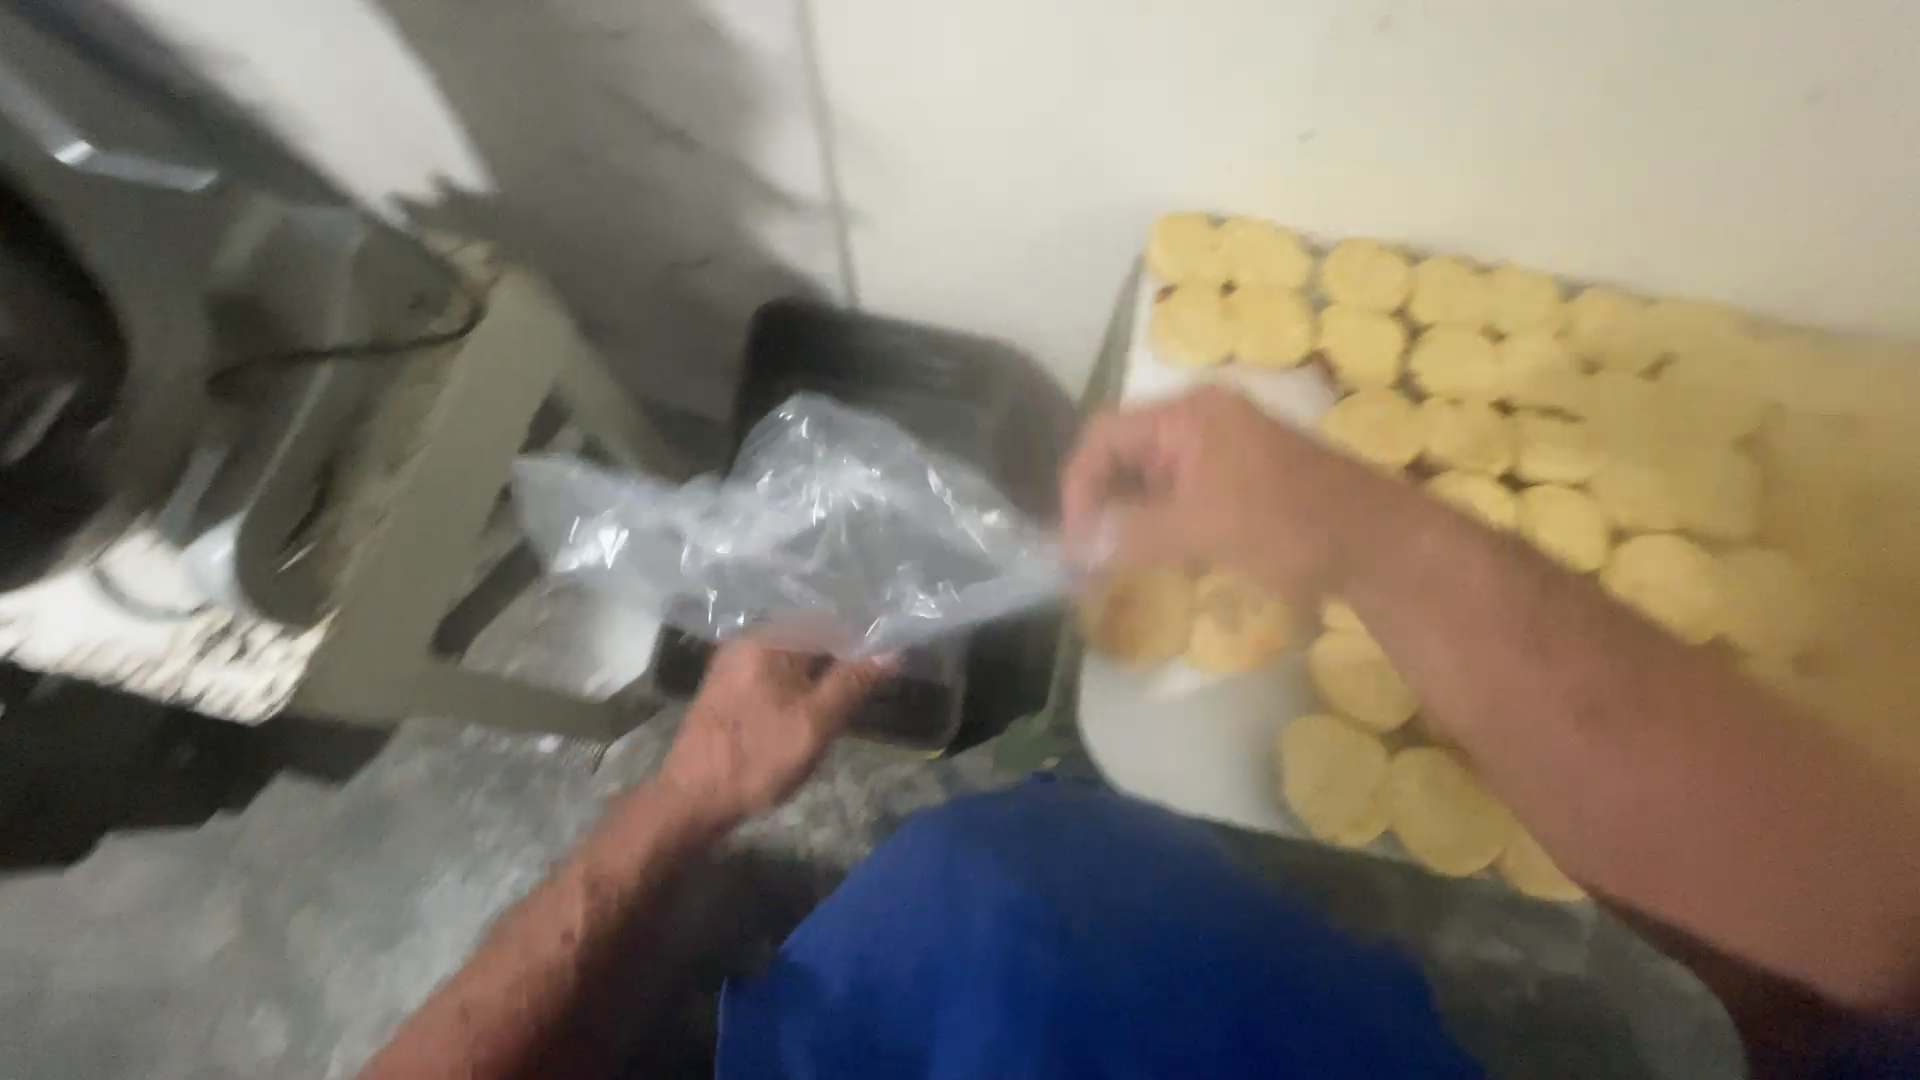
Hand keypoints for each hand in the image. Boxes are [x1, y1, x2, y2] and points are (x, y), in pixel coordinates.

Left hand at [659, 643, 890, 824]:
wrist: (690, 801)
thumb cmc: (756, 759)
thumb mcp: (814, 723)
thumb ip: (853, 682)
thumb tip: (892, 649)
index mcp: (767, 639)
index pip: (829, 620)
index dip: (864, 635)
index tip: (892, 653)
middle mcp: (748, 640)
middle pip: (811, 635)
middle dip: (845, 653)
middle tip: (878, 675)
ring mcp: (735, 663)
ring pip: (795, 655)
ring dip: (824, 670)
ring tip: (855, 689)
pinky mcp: (730, 687)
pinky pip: (778, 670)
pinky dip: (802, 681)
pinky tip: (818, 701)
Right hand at [1060, 386, 1382, 594]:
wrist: (1376, 546)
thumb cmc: (1288, 526)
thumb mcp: (1200, 529)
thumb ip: (1131, 535)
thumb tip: (1076, 552)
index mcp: (1188, 415)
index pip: (1104, 436)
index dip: (1078, 486)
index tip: (1074, 540)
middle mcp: (1197, 422)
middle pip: (1122, 456)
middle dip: (1099, 505)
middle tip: (1086, 557)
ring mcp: (1216, 450)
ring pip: (1146, 479)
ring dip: (1124, 519)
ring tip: (1109, 563)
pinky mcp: (1229, 479)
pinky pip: (1172, 495)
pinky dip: (1152, 524)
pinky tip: (1146, 556)